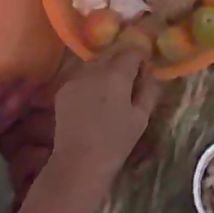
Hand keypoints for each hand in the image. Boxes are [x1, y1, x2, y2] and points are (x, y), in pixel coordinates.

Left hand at [50, 48, 161, 184]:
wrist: (79, 161)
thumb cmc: (116, 142)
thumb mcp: (141, 118)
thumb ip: (148, 90)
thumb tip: (151, 74)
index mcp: (116, 74)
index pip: (131, 51)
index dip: (139, 58)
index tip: (142, 71)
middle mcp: (93, 69)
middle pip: (111, 55)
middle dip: (121, 64)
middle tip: (127, 84)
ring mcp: (75, 77)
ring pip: (94, 65)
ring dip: (103, 72)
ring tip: (108, 94)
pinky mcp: (62, 88)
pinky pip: (80, 77)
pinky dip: (88, 83)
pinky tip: (90, 103)